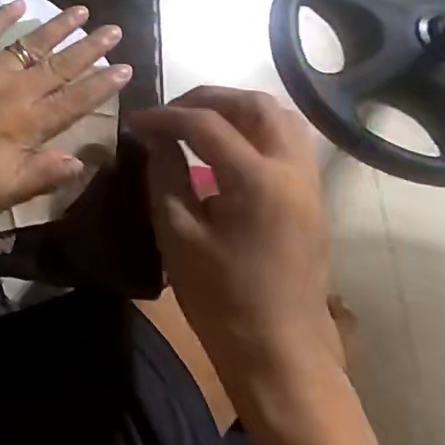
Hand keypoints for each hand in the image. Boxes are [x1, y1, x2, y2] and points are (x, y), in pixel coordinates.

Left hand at [0, 1, 130, 215]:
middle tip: (114, 30)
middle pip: (59, 66)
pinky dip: (1, 17)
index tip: (126, 68)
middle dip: (89, 48)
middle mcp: (13, 90)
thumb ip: (41, 174)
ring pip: (29, 44)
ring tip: (81, 11)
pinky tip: (17, 4)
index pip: (76, 101)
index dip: (102, 85)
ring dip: (56, 27)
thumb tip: (81, 161)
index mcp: (27, 124)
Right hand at [127, 87, 337, 381]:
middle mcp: (292, 172)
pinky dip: (252, 131)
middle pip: (257, 105)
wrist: (276, 346)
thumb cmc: (218, 292)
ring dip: (235, 111)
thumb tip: (154, 138)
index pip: (205, 123)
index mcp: (256, 181)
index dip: (163, 115)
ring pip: (280, 120)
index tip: (133, 122)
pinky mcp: (311, 199)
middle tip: (168, 113)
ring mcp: (309, 185)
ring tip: (193, 125)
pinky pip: (288, 143)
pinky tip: (220, 151)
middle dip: (207, 99)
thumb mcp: (175, 230)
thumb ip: (165, 173)